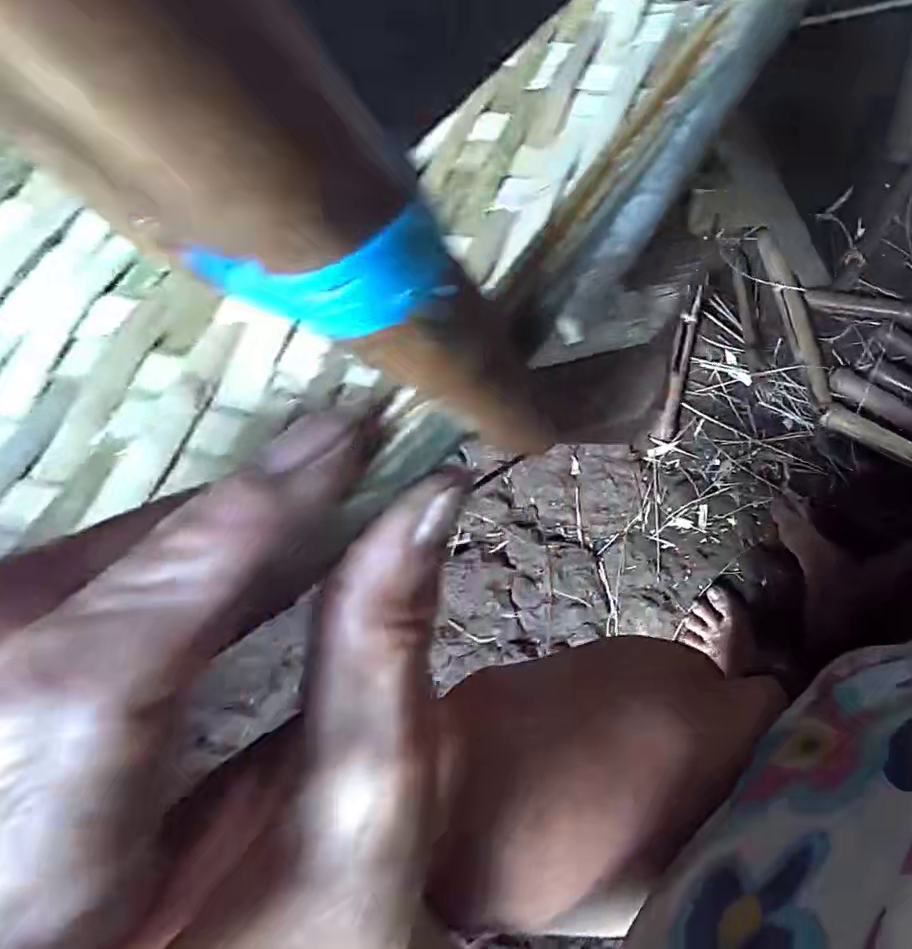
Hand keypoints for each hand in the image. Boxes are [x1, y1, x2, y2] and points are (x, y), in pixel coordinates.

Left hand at [0, 411, 465, 948]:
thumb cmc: (333, 900)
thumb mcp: (376, 791)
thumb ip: (387, 643)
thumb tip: (431, 503)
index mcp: (61, 892)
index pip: (96, 687)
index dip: (202, 556)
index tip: (316, 456)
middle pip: (34, 636)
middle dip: (199, 524)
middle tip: (330, 449)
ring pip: (18, 614)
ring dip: (172, 540)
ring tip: (299, 492)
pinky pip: (32, 630)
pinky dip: (141, 573)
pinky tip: (231, 551)